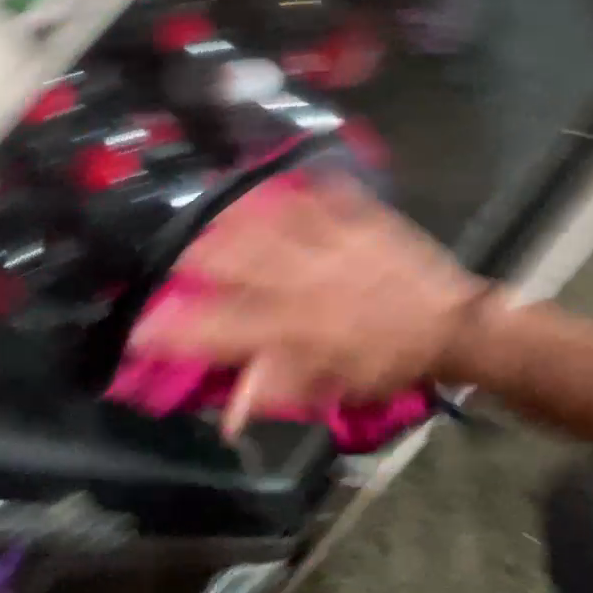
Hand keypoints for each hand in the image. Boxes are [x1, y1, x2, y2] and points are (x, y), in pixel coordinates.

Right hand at [128, 175, 492, 438]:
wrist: (449, 325)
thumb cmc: (387, 361)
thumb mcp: (333, 386)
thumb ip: (277, 388)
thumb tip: (231, 414)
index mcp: (297, 329)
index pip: (223, 329)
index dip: (178, 330)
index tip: (143, 327)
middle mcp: (306, 283)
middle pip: (240, 266)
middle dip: (199, 260)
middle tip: (173, 257)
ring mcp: (332, 245)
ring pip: (271, 226)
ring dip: (236, 220)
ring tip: (209, 215)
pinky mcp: (358, 220)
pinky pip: (322, 196)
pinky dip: (297, 188)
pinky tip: (277, 179)